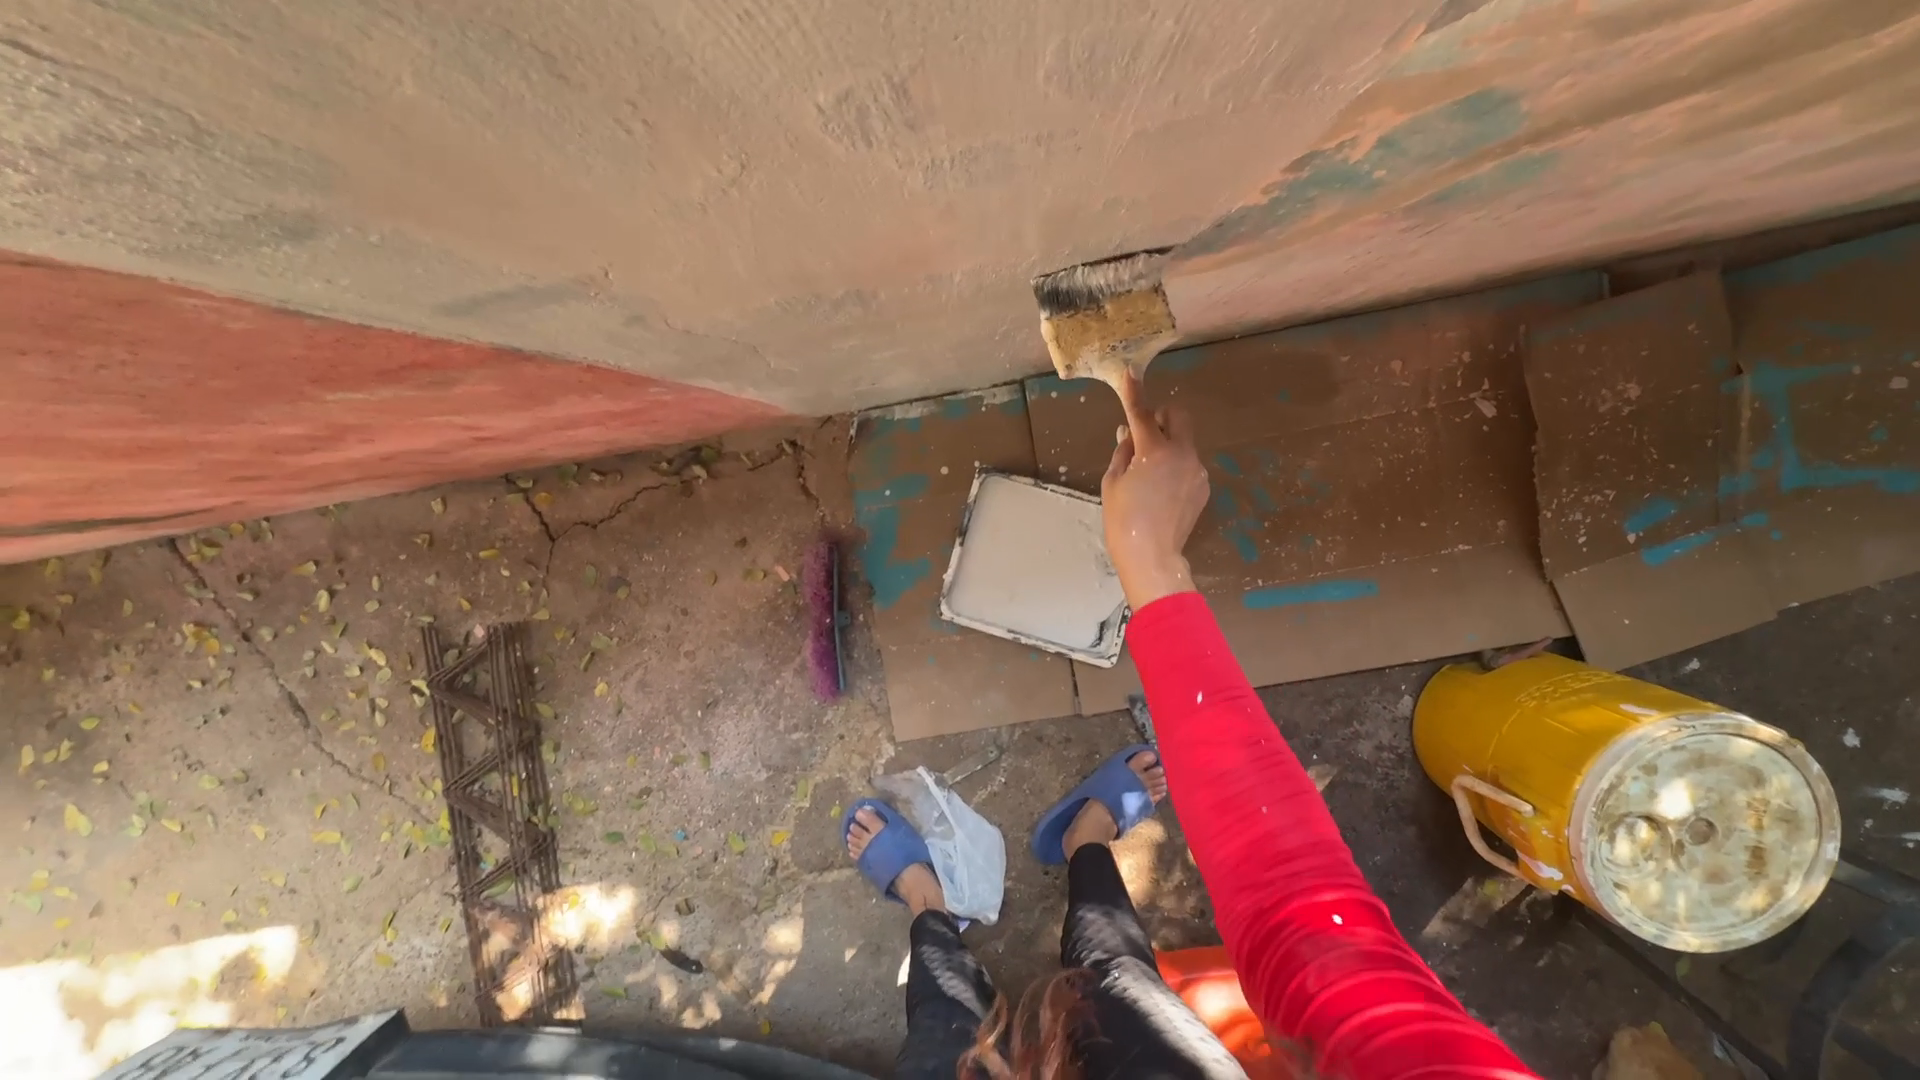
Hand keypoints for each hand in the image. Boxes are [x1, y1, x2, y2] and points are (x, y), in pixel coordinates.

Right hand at [1101, 373, 1209, 608]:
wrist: (1151, 555)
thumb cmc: (1122, 519)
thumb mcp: (1113, 482)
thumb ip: (1123, 451)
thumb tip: (1128, 433)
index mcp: (1154, 450)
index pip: (1142, 414)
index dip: (1133, 394)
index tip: (1129, 374)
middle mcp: (1182, 454)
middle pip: (1179, 416)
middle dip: (1163, 417)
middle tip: (1143, 435)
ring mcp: (1197, 470)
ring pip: (1184, 442)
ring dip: (1167, 446)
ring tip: (1149, 476)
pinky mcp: (1203, 486)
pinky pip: (1188, 465)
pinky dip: (1174, 468)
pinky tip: (1161, 492)